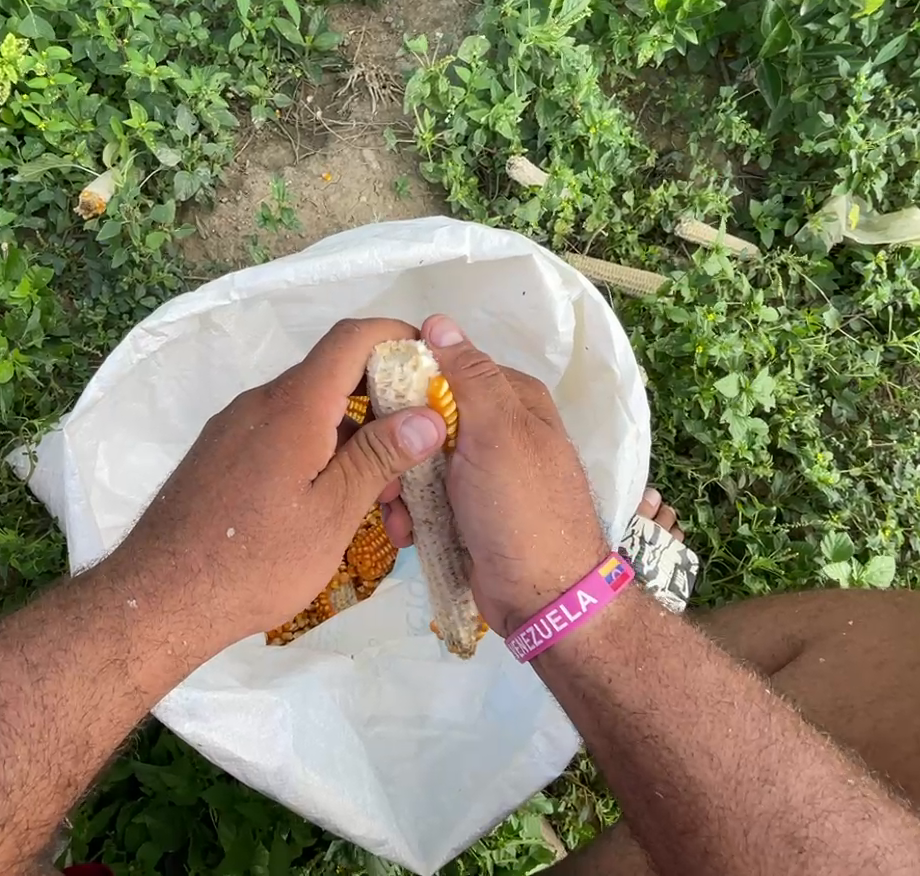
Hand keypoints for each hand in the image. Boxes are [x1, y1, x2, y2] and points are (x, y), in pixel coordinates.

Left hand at [109, 318, 449, 645]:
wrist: (159, 598)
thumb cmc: (254, 561)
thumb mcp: (331, 515)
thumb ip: (379, 458)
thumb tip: (429, 414)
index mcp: (293, 406)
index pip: (351, 338)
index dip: (396, 337)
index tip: (431, 365)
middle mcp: (262, 402)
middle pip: (334, 376)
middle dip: (383, 406)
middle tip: (416, 458)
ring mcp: (236, 425)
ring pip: (310, 413)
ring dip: (353, 441)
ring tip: (382, 503)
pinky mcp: (223, 451)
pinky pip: (283, 434)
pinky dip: (319, 453)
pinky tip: (331, 504)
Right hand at [395, 314, 611, 632]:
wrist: (542, 600)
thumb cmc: (520, 508)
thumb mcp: (496, 433)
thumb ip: (468, 376)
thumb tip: (437, 319)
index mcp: (512, 398)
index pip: (447, 369)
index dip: (408, 386)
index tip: (377, 411)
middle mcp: (498, 429)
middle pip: (427, 417)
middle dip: (398, 447)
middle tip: (384, 476)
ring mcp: (482, 472)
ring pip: (420, 460)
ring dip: (400, 486)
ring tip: (395, 513)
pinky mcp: (468, 508)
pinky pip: (427, 495)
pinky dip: (413, 511)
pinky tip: (407, 532)